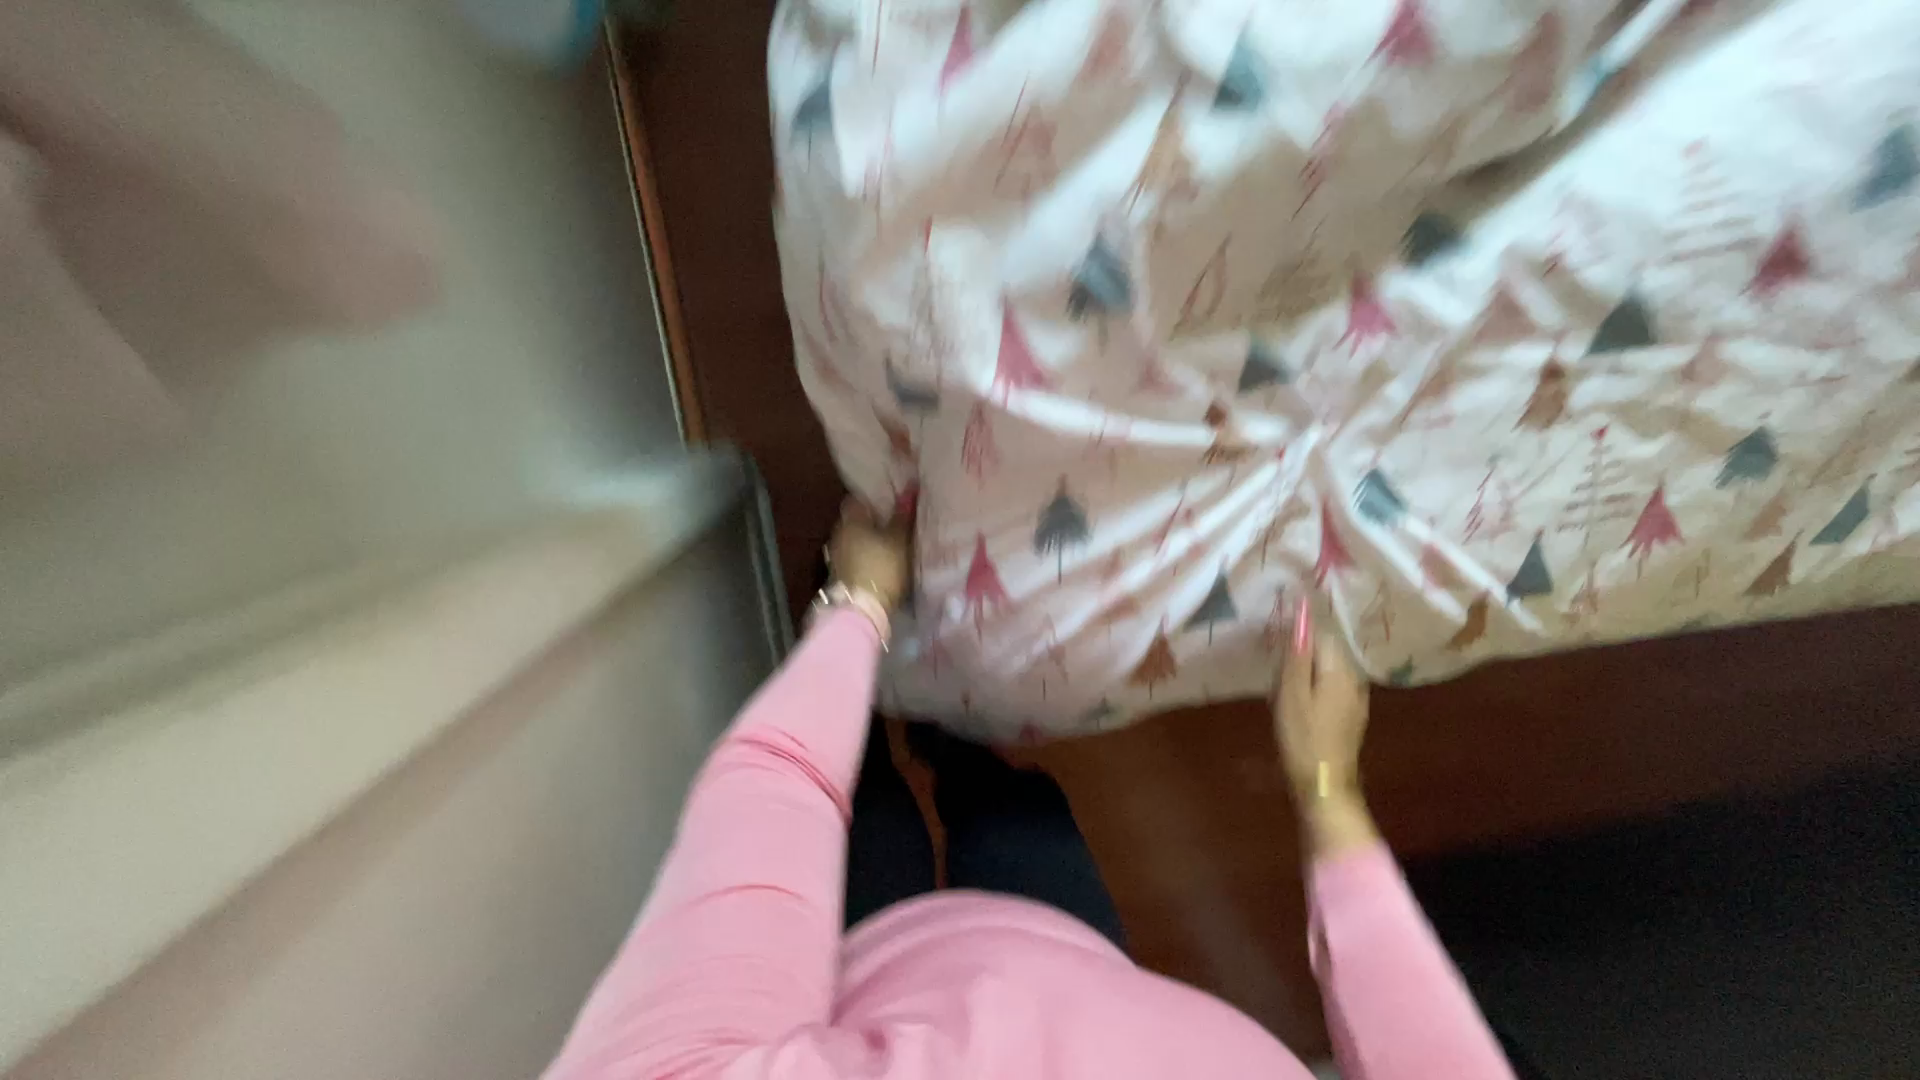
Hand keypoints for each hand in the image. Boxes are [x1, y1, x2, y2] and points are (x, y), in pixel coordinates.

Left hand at [827, 497, 910, 610]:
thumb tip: (909, 489)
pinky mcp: (840, 574)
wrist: (861, 610)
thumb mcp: (899, 541)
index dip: (874, 497)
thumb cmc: (882, 568)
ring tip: (890, 540)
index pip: (858, 499)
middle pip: (855, 520)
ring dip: (869, 539)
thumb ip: (903, 516)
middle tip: (894, 519)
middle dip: (872, 519)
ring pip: (854, 539)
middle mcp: (838, 534)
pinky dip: (866, 554)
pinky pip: (854, 556)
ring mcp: (836, 556)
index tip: (890, 498)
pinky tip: (881, 559)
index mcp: (850, 520)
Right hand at [1274, 598, 1378, 855]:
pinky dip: (1310, 682)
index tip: (1271, 631)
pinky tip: (1294, 694)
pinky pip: (1328, 684)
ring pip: (1326, 667)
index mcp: (1341, 669)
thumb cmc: (1303, 738)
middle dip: (1300, 647)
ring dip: (1304, 665)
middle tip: (1270, 655)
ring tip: (1278, 673)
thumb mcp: (1291, 693)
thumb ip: (1297, 653)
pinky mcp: (1348, 713)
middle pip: (1325, 648)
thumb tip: (1300, 613)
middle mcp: (1354, 677)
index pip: (1320, 632)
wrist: (1324, 786)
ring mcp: (1355, 697)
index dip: (1297, 629)